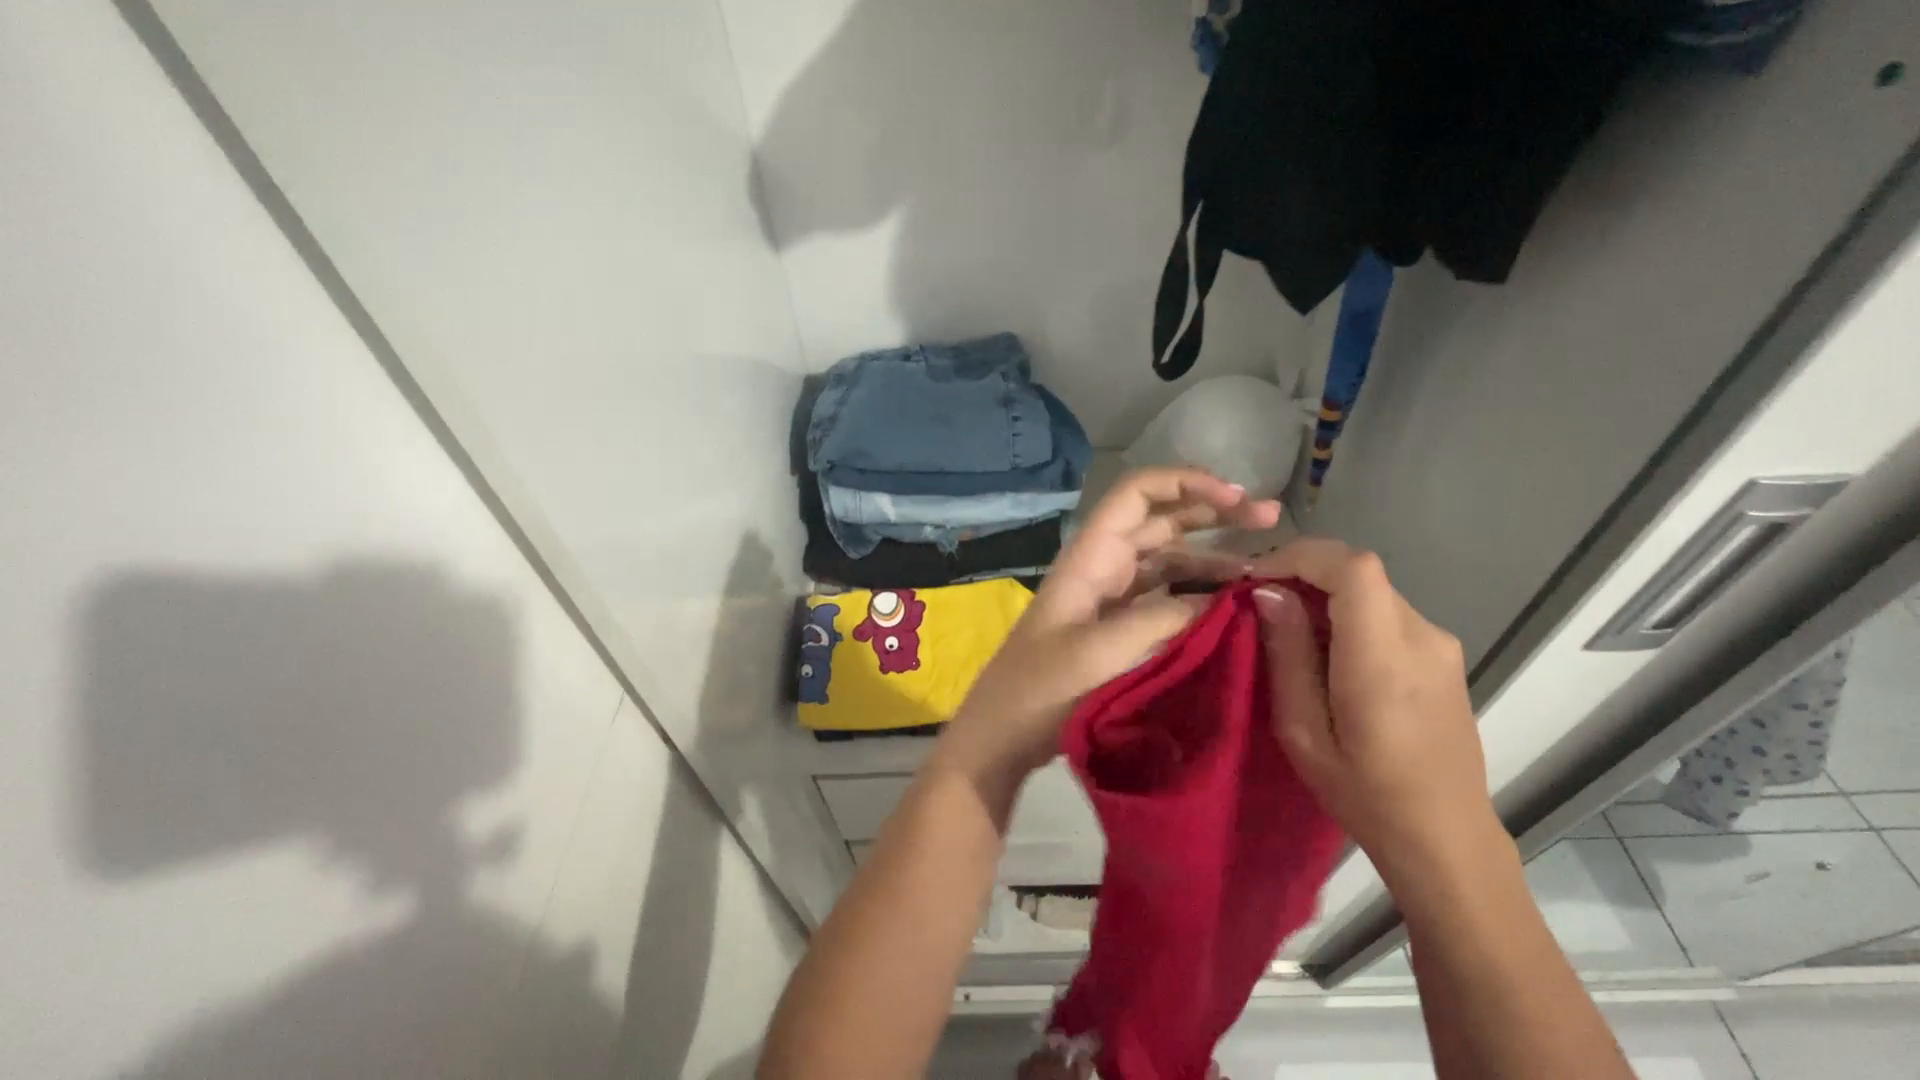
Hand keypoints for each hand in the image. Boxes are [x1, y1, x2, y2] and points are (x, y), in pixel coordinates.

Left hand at [939, 467, 1279, 780]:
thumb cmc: (1039, 689)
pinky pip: (1166, 598)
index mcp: (1090, 557)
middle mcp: (1102, 566)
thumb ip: (1162, 621)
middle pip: (1161, 520)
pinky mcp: (1118, 629)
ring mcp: (1110, 598)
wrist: (1001, 736)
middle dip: (1213, 512)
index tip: (1238, 499)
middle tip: (1271, 519)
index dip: (1187, 483)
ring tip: (1263, 572)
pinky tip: (1231, 608)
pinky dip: (1198, 596)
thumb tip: (1221, 601)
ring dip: (1212, 559)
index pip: (1138, 494)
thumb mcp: (1100, 653)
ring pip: (1169, 560)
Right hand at [1249, 539, 1495, 869]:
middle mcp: (1423, 637)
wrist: (1444, 835)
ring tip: (1285, 631)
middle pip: (1360, 573)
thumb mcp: (1304, 732)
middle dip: (1303, 574)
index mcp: (1385, 657)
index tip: (1256, 578)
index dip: (1300, 555)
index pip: (1352, 567)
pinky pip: (1387, 614)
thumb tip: (1269, 593)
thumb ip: (1289, 656)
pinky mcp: (1444, 656)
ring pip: (1372, 591)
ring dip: (1325, 596)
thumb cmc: (1365, 793)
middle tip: (1258, 606)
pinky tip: (1326, 653)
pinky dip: (1349, 615)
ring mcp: (1440, 644)